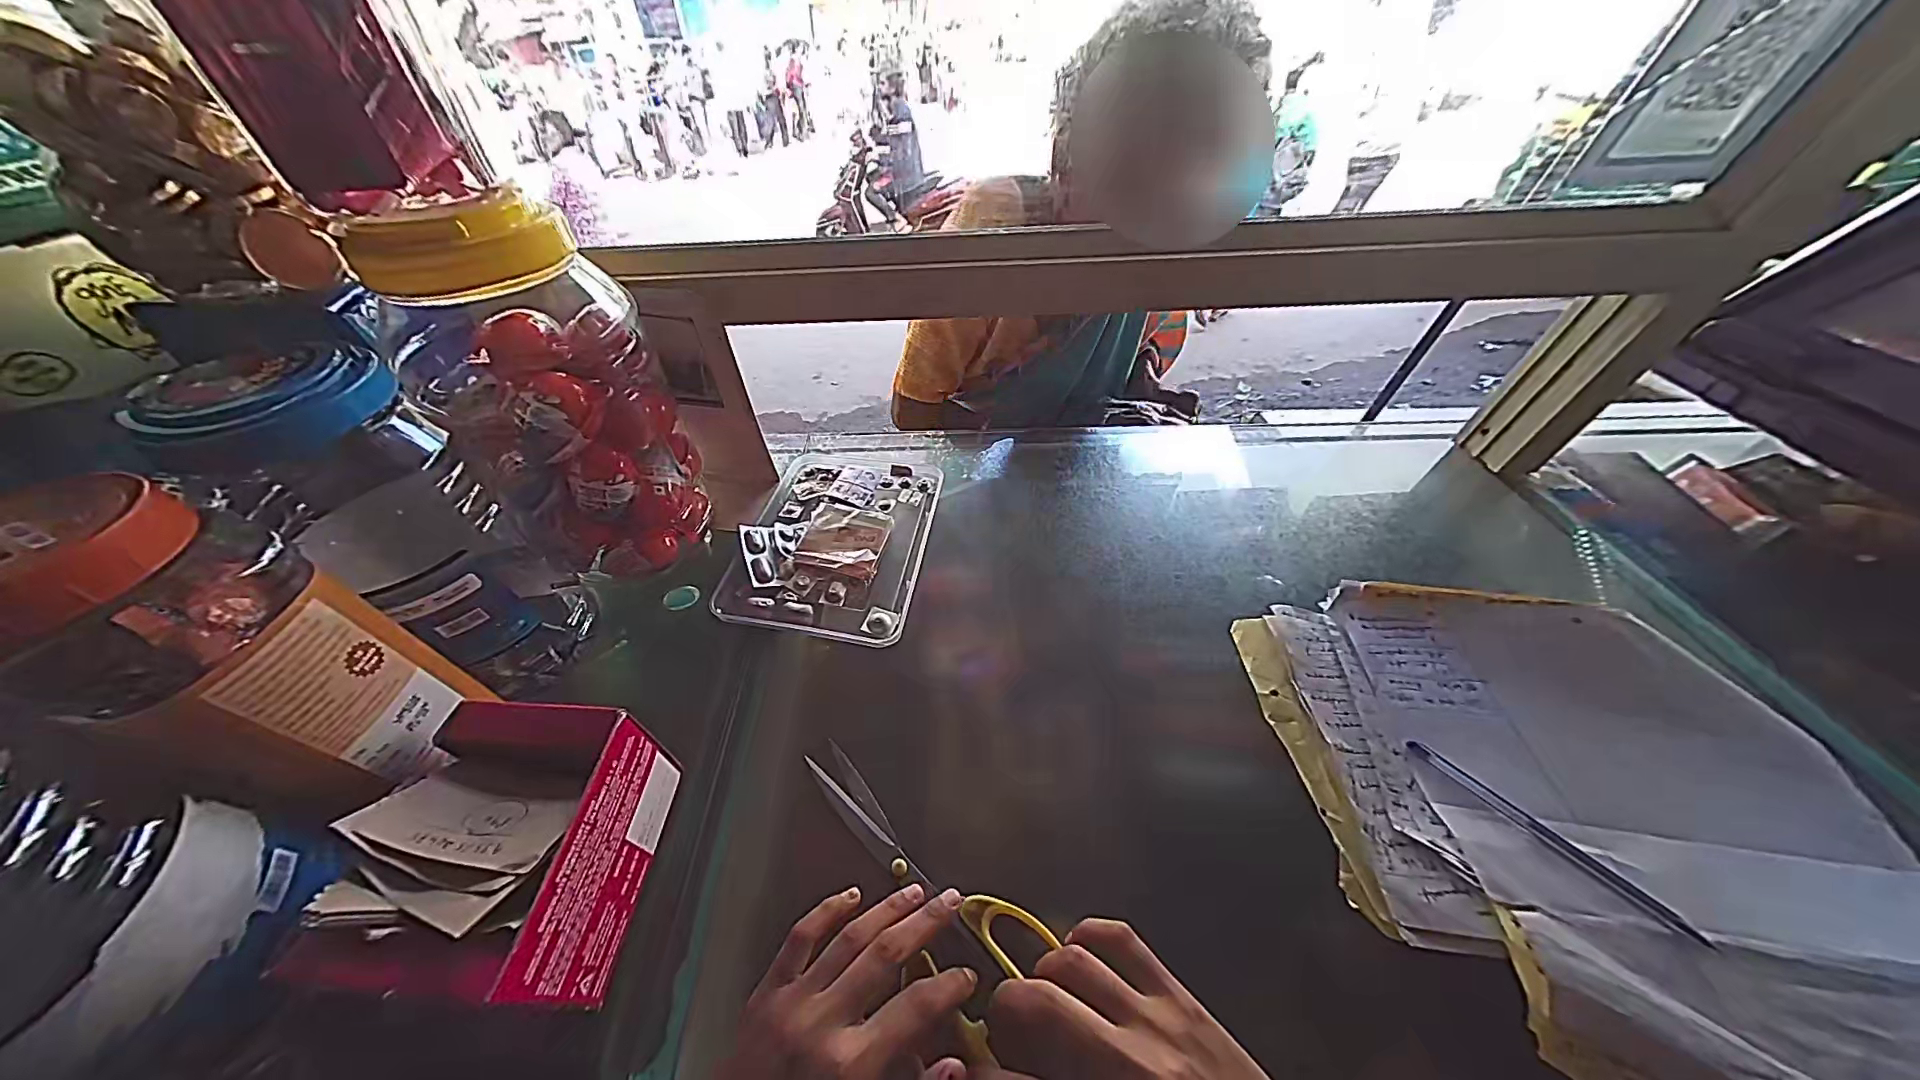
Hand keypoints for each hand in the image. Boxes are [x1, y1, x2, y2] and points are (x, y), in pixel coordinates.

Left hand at [718, 883, 977, 1079]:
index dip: (949, 986)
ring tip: (914, 892)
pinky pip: (799, 939)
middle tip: (950, 901)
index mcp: (850, 1066)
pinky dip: (826, 912)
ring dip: (886, 909)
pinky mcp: (765, 993)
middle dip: (925, 923)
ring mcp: (792, 1002)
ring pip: (848, 938)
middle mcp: (822, 1025)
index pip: (916, 1009)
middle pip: (886, 955)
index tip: (966, 975)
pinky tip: (850, 895)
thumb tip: (952, 1067)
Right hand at [984, 919, 1268, 1079]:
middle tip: (1002, 1020)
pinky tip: (1078, 952)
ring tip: (1041, 990)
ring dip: (1043, 972)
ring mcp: (1160, 1020)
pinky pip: (1124, 940)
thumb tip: (1015, 1070)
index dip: (983, 1066)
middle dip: (1006, 1005)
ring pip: (1075, 962)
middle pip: (1042, 1004)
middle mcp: (1133, 1062)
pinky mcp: (1182, 997)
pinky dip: (1089, 935)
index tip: (973, 1063)